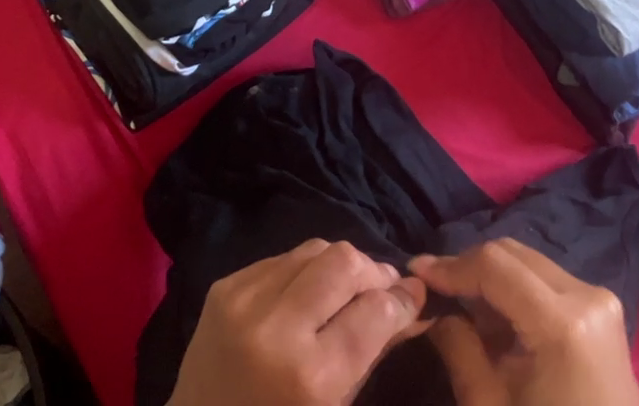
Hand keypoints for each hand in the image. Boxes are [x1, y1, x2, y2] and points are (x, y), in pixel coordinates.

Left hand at [168, 239, 430, 405]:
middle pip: (344, 262)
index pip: (376, 310)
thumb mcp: (335, 405)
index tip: (413, 296)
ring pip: (314, 248)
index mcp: (312, 376)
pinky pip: (282, 257)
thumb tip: (412, 300)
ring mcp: (245, 301)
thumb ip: (374, 350)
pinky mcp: (224, 287)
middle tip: (380, 289)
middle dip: (373, 271)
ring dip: (339, 265)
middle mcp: (277, 329)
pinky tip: (306, 293)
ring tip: (345, 288)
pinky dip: (303, 270)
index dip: (403, 299)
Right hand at [409, 239, 638, 405]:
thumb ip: (458, 346)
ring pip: (528, 263)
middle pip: (512, 254)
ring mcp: (599, 301)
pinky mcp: (602, 311)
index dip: (450, 265)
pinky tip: (494, 318)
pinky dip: (515, 290)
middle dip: (468, 267)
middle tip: (434, 289)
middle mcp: (586, 295)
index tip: (415, 273)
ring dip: (491, 276)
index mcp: (562, 322)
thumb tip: (435, 310)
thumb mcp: (489, 405)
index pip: (494, 265)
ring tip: (460, 305)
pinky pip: (546, 281)